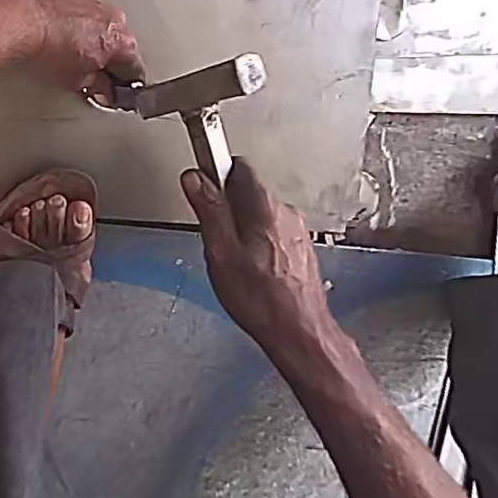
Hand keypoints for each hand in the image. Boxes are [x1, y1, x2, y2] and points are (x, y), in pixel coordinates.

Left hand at [22, 0, 146, 101]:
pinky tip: (61, 41)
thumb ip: (96, 86)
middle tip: (89, 79)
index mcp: (124, 43)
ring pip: (103, 32)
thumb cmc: (49, 46)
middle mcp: (116, 20)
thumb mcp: (76, 81)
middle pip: (120, 49)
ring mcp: (97, 5)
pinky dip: (78, 30)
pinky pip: (85, 19)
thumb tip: (99, 88)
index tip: (112, 94)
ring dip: (93, 45)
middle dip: (108, 64)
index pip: (135, 72)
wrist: (24, 18)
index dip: (123, 88)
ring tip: (71, 59)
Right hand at [180, 159, 333, 351]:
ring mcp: (297, 230)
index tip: (203, 190)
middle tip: (216, 236)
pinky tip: (253, 269)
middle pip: (249, 190)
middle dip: (228, 207)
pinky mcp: (301, 247)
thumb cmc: (262, 299)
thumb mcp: (221, 253)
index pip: (238, 166)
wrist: (299, 332)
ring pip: (261, 213)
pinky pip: (274, 231)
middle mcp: (285, 211)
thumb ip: (209, 210)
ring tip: (234, 258)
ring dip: (245, 227)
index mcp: (264, 206)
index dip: (216, 175)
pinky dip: (260, 242)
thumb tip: (195, 178)